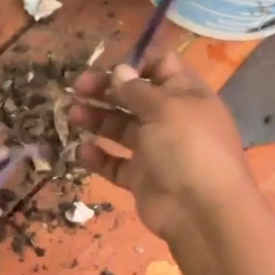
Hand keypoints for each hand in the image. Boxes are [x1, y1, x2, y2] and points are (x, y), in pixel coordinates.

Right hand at [69, 50, 256, 241]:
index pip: (161, 66)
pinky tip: (82, 151)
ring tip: (72, 115)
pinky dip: (98, 157)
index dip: (135, 63)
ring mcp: (155, 150)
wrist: (201, 210)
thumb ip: (137, 89)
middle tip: (77, 88)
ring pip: (121, 128)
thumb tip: (119, 71)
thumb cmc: (188, 148)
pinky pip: (115, 163)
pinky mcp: (141, 177)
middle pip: (134, 97)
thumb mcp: (164, 108)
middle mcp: (170, 119)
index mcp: (185, 95)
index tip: (106, 66)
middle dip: (106, 90)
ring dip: (97, 119)